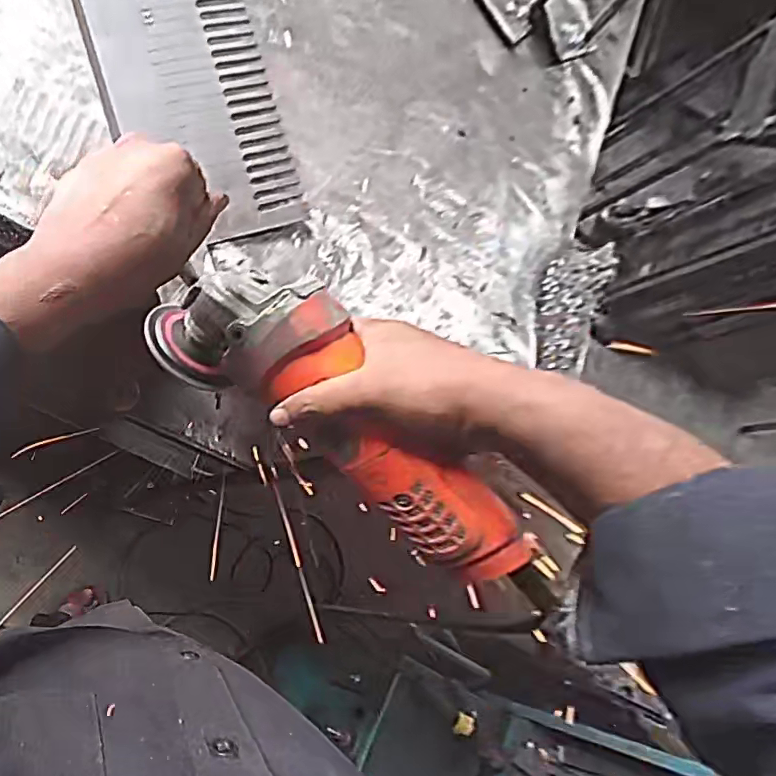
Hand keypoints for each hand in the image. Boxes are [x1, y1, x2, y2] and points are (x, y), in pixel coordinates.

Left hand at [0, 135, 225, 350]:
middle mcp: (137, 149)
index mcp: (175, 161)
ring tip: (123, 244)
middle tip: (152, 241)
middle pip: (159, 175)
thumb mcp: (181, 250)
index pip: (195, 183)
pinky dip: (100, 208)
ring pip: (126, 180)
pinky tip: (100, 238)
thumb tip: (210, 206)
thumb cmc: (117, 266)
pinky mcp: (73, 176)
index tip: (180, 232)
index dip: (188, 214)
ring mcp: (102, 160)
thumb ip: (202, 218)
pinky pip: (97, 190)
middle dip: (157, 203)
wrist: (66, 276)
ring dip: (128, 204)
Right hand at [267, 318, 529, 450]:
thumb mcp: (362, 392)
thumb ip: (316, 401)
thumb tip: (279, 413)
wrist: (496, 414)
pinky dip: (367, 428)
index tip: (284, 377)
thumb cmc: (436, 387)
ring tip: (328, 434)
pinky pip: (381, 414)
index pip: (327, 336)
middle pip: (340, 371)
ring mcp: (409, 376)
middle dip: (321, 394)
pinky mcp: (422, 402)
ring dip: (344, 415)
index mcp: (376, 332)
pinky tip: (359, 443)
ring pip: (361, 395)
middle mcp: (392, 349)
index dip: (303, 355)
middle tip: (304, 413)